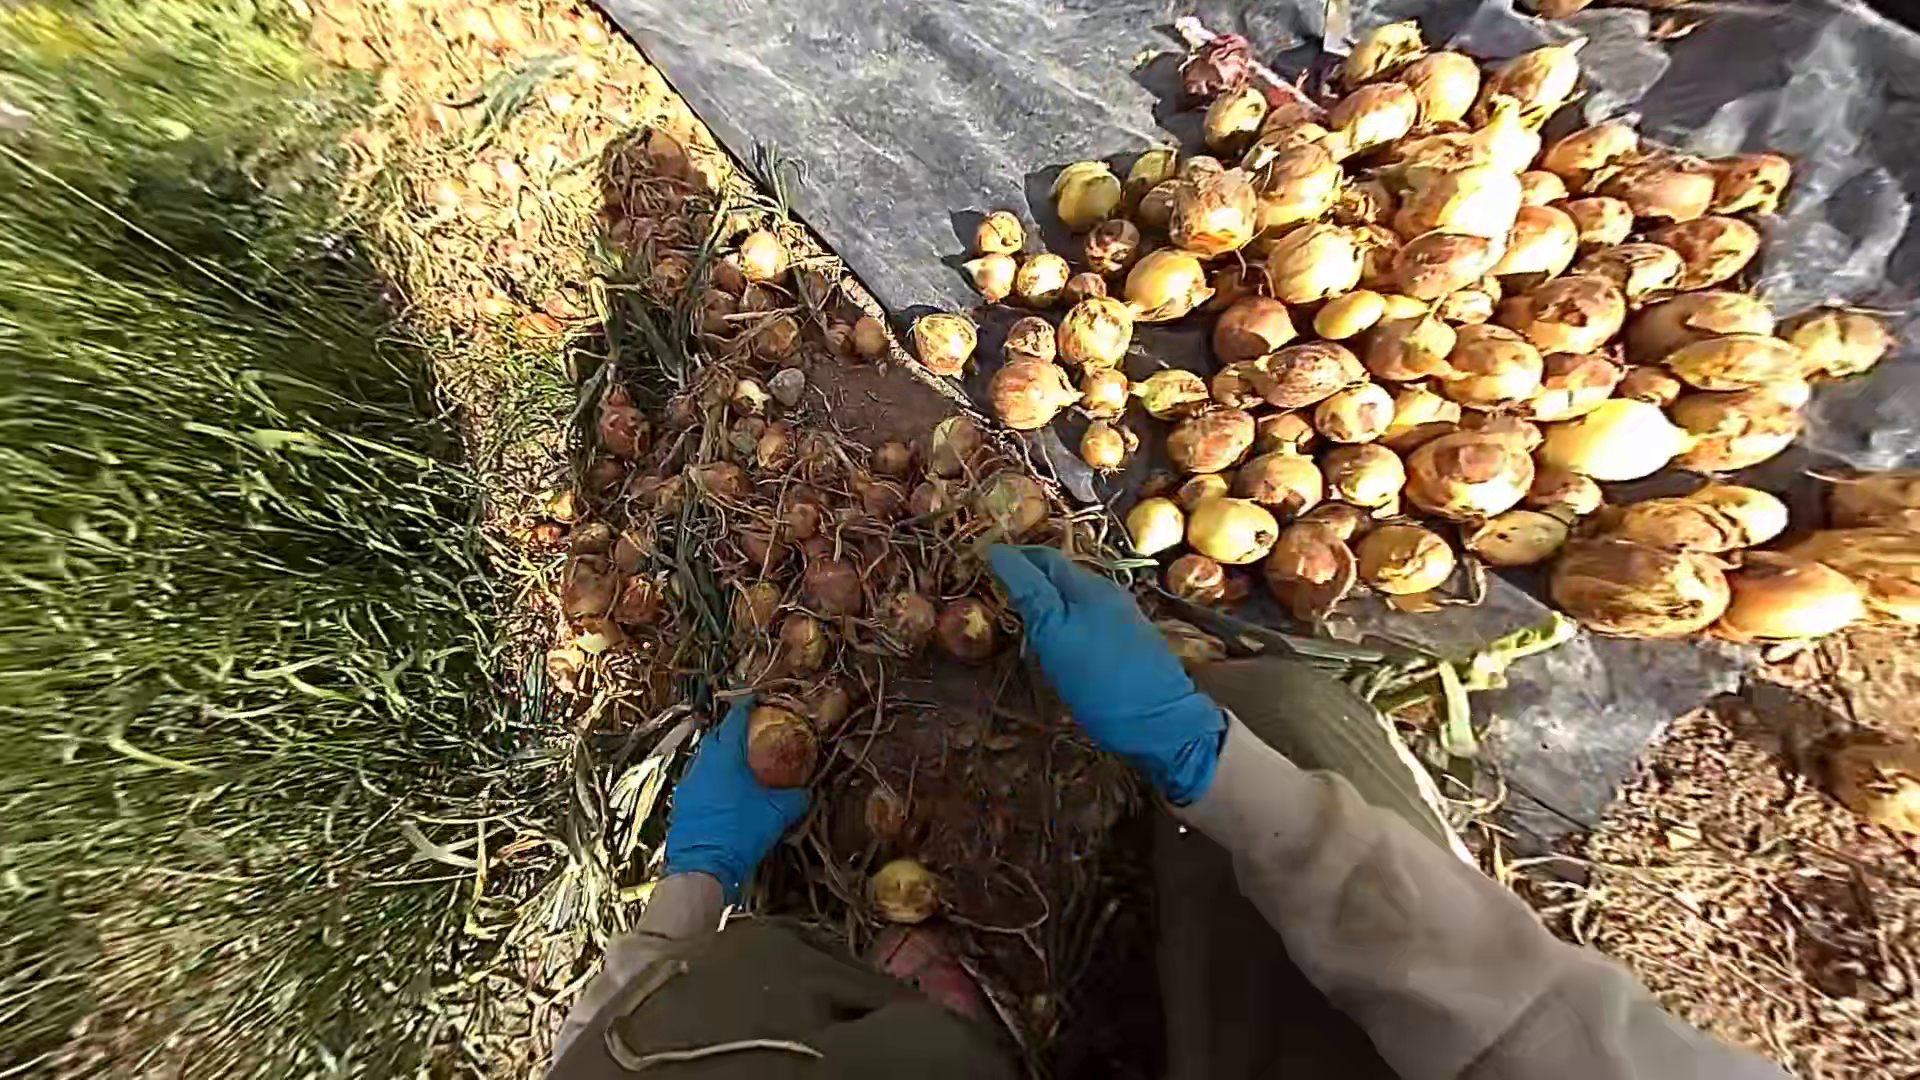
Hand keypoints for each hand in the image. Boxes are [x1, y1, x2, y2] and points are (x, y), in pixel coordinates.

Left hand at [664, 697, 807, 900]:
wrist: (701, 871)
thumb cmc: (740, 832)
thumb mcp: (777, 813)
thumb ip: (794, 798)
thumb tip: (806, 792)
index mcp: (725, 758)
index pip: (734, 721)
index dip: (746, 706)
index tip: (756, 698)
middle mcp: (702, 765)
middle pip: (716, 736)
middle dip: (731, 728)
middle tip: (750, 727)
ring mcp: (688, 785)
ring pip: (704, 758)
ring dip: (720, 753)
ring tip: (738, 757)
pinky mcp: (682, 805)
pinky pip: (698, 779)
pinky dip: (711, 775)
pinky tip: (724, 788)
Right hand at [988, 545, 1225, 803]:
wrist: (1163, 724)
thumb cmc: (1100, 679)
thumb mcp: (1054, 634)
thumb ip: (1029, 592)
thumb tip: (998, 553)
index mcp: (1089, 586)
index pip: (1044, 556)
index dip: (1013, 556)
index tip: (983, 565)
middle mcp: (1108, 591)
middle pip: (1060, 573)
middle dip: (1028, 575)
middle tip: (995, 590)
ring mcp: (1122, 615)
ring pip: (1074, 594)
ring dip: (1046, 596)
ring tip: (1018, 612)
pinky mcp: (1129, 638)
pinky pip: (1087, 614)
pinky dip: (1063, 614)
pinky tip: (1054, 634)